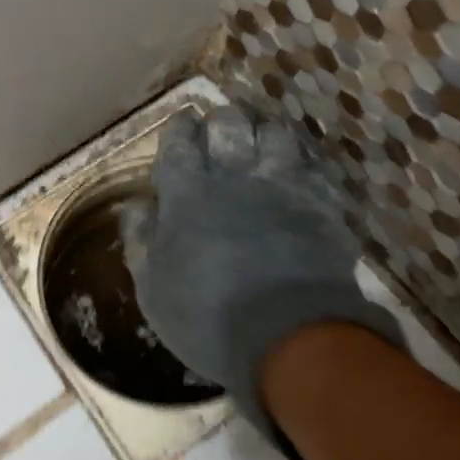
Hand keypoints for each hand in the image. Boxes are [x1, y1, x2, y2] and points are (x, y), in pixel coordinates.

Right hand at [119, 106, 404, 459]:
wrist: (289, 336)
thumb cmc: (205, 317)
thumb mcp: (151, 288)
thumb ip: (140, 239)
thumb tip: (137, 204)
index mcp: (186, 192)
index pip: (179, 140)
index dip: (179, 128)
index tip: (181, 126)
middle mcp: (234, 175)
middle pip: (228, 124)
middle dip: (221, 123)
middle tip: (218, 134)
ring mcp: (284, 185)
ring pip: (274, 134)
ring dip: (263, 135)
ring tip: (260, 146)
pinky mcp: (322, 203)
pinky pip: (312, 165)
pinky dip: (301, 162)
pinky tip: (297, 171)